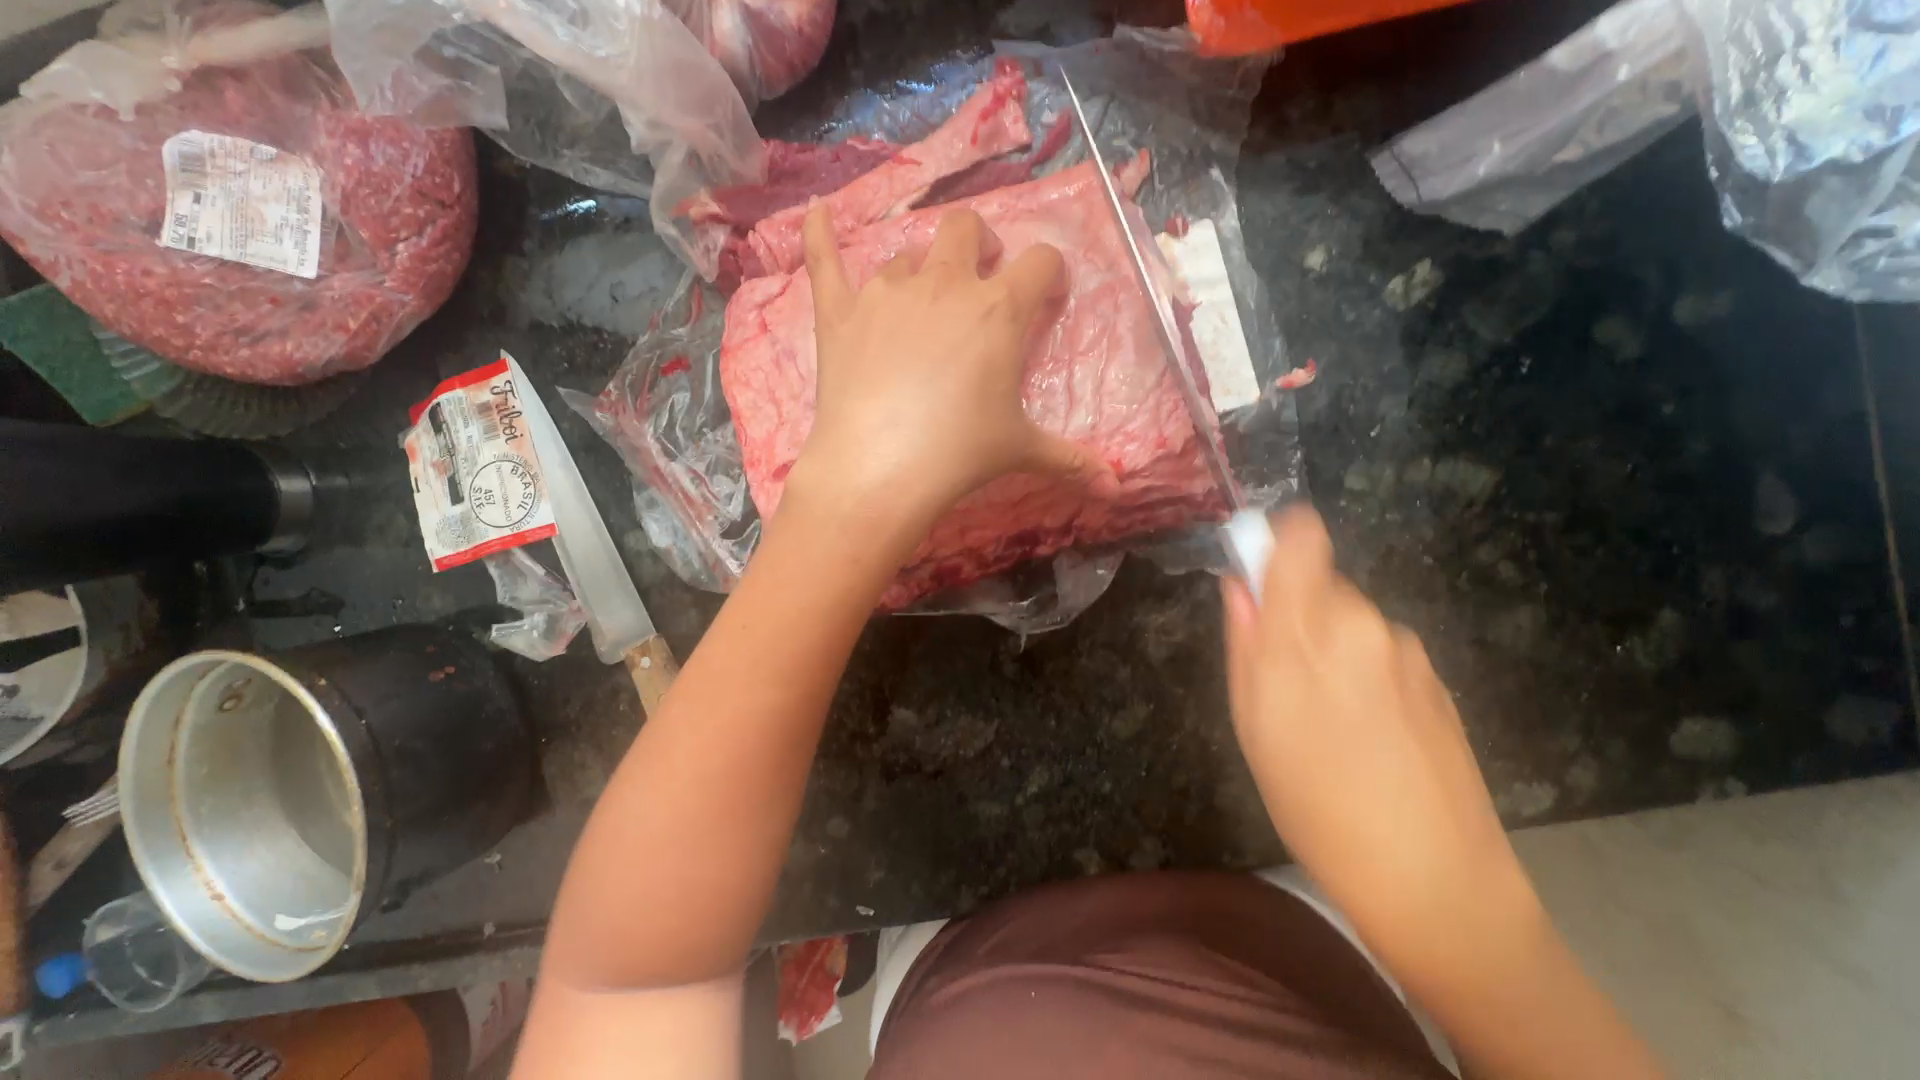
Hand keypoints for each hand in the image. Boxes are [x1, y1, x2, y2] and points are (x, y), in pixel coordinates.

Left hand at [784, 202, 1117, 537]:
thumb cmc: (961, 452)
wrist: (881, 467)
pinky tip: (816, 214)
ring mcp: (888, 292)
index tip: (1048, 293)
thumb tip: (1117, 491)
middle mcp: (945, 284)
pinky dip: (819, 235)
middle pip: (966, 227)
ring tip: (919, 301)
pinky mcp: (840, 311)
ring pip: (907, 253)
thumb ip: (1071, 460)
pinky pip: (825, 259)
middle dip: (978, 243)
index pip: (1040, 261)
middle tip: (980, 276)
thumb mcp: (1022, 451)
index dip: (1048, 274)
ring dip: (919, 268)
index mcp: (999, 308)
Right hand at [1221, 507, 1532, 949]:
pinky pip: (1385, 655)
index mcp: (1308, 633)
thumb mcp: (1254, 729)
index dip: (1280, 538)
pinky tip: (1372, 739)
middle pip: (1324, 584)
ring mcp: (1409, 652)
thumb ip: (1245, 644)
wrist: (1434, 877)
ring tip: (1330, 725)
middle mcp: (1363, 625)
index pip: (1303, 537)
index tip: (1262, 571)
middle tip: (1285, 684)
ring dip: (1334, 651)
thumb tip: (1240, 585)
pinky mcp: (1439, 679)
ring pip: (1354, 623)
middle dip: (1300, 615)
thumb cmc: (1316, 808)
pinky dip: (1367, 677)